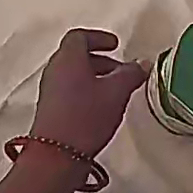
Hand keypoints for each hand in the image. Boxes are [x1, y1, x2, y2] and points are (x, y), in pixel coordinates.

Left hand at [30, 29, 148, 156]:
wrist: (57, 155)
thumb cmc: (87, 115)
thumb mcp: (116, 92)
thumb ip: (131, 74)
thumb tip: (142, 63)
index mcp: (68, 58)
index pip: (79, 37)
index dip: (98, 37)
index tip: (115, 45)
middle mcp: (55, 70)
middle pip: (76, 55)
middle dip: (100, 59)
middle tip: (120, 70)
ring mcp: (50, 91)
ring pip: (73, 74)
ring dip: (94, 76)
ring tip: (115, 91)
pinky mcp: (50, 109)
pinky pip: (69, 90)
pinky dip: (86, 90)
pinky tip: (102, 107)